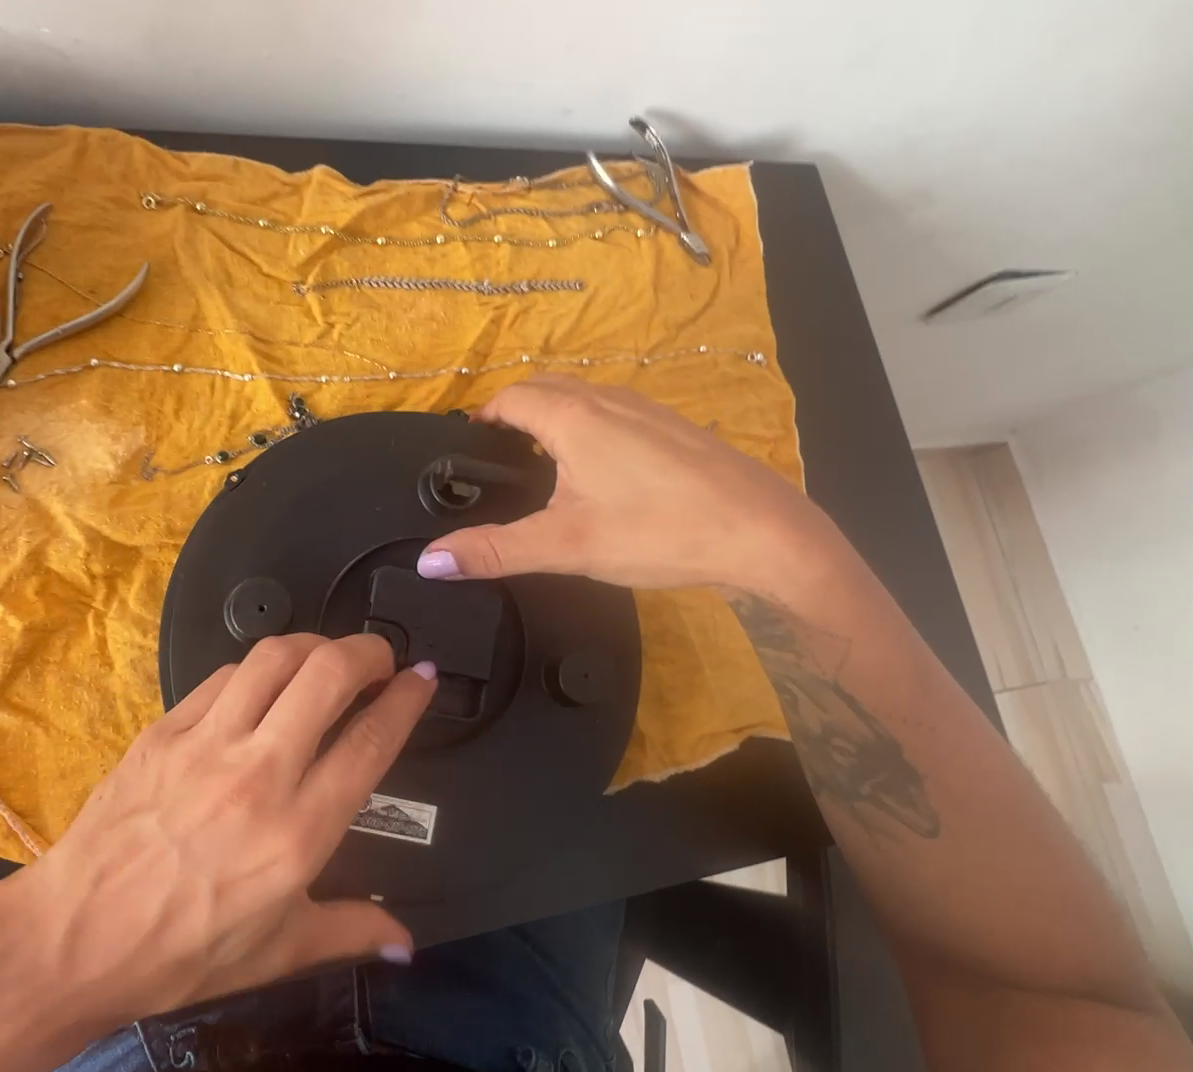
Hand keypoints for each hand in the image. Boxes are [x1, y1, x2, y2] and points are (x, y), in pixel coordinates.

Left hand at [0, 633, 435, 1032]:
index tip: (422, 679)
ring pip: (274, 657)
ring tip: (326, 658)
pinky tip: (262, 684)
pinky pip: (221, 676)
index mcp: (299, 832)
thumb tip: (405, 943)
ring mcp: (206, 744)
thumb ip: (350, 932)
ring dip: (313, 644)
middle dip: (368, 650)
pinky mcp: (164, 731)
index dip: (407, 699)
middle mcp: (258, 774)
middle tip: (380, 659)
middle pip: (328, 674)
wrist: (75, 937)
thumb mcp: (278, 950)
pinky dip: (256, 669)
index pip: (370, 741)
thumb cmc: (181, 950)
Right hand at [418, 376, 857, 602]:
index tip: (468, 445)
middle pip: (546, 387)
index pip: (512, 398)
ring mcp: (648, 410)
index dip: (484, 416)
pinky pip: (616, 411)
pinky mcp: (676, 428)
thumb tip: (428, 562)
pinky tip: (601, 469)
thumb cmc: (658, 532)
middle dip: (515, 409)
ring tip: (540, 460)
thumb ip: (495, 551)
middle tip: (497, 451)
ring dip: (554, 414)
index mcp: (573, 417)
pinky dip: (590, 424)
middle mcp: (608, 400)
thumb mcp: (567, 546)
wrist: (764, 532)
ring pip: (584, 396)